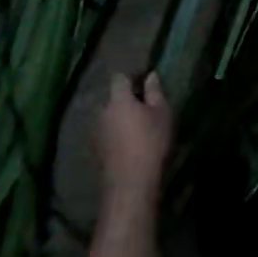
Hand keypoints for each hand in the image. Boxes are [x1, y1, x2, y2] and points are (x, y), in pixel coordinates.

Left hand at [96, 71, 172, 210]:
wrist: (130, 180)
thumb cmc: (151, 140)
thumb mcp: (162, 112)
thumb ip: (155, 92)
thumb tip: (150, 75)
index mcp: (118, 100)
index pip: (120, 78)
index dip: (132, 77)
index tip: (146, 82)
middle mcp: (101, 112)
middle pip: (114, 98)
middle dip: (128, 99)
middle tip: (148, 106)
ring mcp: (95, 131)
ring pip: (109, 115)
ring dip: (122, 116)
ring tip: (140, 125)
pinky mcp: (95, 148)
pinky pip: (107, 131)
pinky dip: (117, 131)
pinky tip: (130, 141)